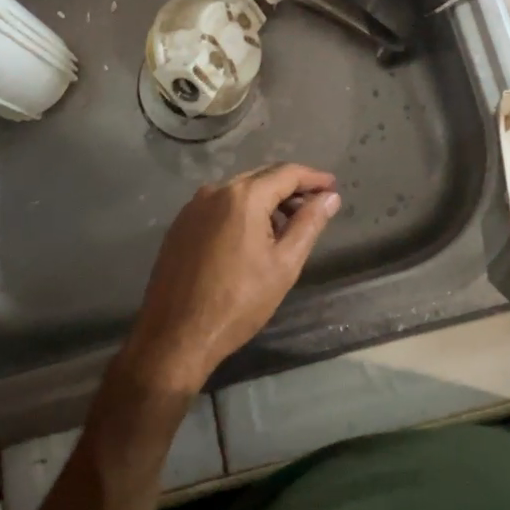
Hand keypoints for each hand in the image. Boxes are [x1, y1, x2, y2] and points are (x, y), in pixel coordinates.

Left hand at [118, 163, 340, 393]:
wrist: (176, 336)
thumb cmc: (238, 302)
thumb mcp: (284, 265)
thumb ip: (309, 224)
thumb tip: (330, 197)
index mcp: (243, 196)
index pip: (286, 173)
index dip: (313, 178)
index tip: (332, 187)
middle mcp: (215, 191)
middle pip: (261, 177)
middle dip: (290, 187)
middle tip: (315, 205)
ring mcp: (193, 207)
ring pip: (239, 191)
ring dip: (266, 200)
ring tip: (287, 225)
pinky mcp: (180, 225)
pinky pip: (219, 206)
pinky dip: (241, 211)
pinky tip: (251, 237)